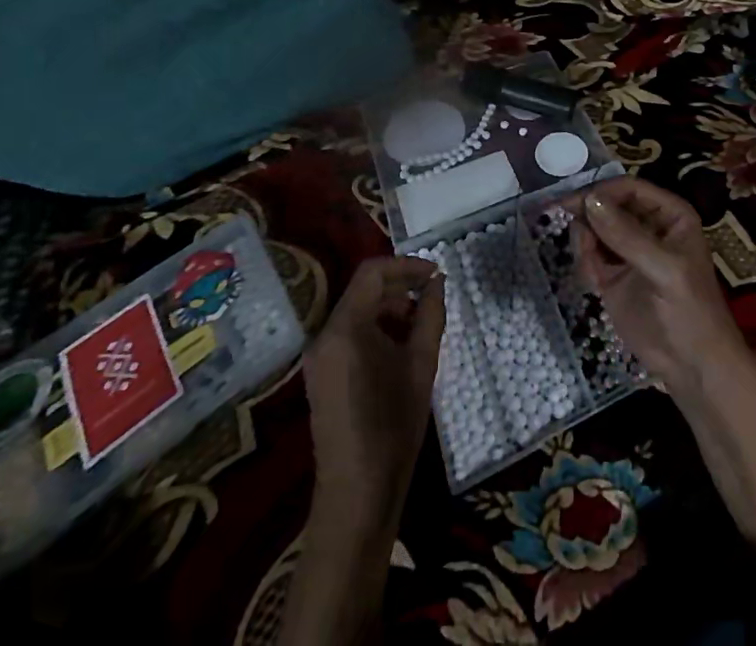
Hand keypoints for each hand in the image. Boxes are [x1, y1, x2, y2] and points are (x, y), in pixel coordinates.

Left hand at [303, 256, 445, 522]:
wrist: (357, 490)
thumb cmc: (394, 426)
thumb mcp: (421, 366)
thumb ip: (430, 317)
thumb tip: (438, 283)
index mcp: (346, 327)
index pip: (371, 272)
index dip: (406, 265)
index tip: (436, 274)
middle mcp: (324, 333)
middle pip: (362, 291)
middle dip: (399, 287)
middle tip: (434, 298)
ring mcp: (318, 354)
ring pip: (355, 313)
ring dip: (388, 309)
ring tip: (421, 326)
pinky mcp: (320, 372)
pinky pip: (347, 335)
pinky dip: (374, 330)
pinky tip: (399, 348)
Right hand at [571, 177, 754, 390]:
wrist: (691, 366)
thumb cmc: (690, 312)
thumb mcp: (664, 270)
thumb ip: (626, 235)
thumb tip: (589, 200)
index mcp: (670, 215)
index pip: (629, 189)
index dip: (602, 192)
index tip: (573, 204)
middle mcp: (647, 226)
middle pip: (606, 205)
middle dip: (587, 217)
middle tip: (575, 236)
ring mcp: (627, 251)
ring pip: (592, 228)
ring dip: (585, 243)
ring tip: (594, 268)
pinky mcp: (610, 274)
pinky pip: (588, 254)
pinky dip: (585, 263)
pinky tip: (595, 282)